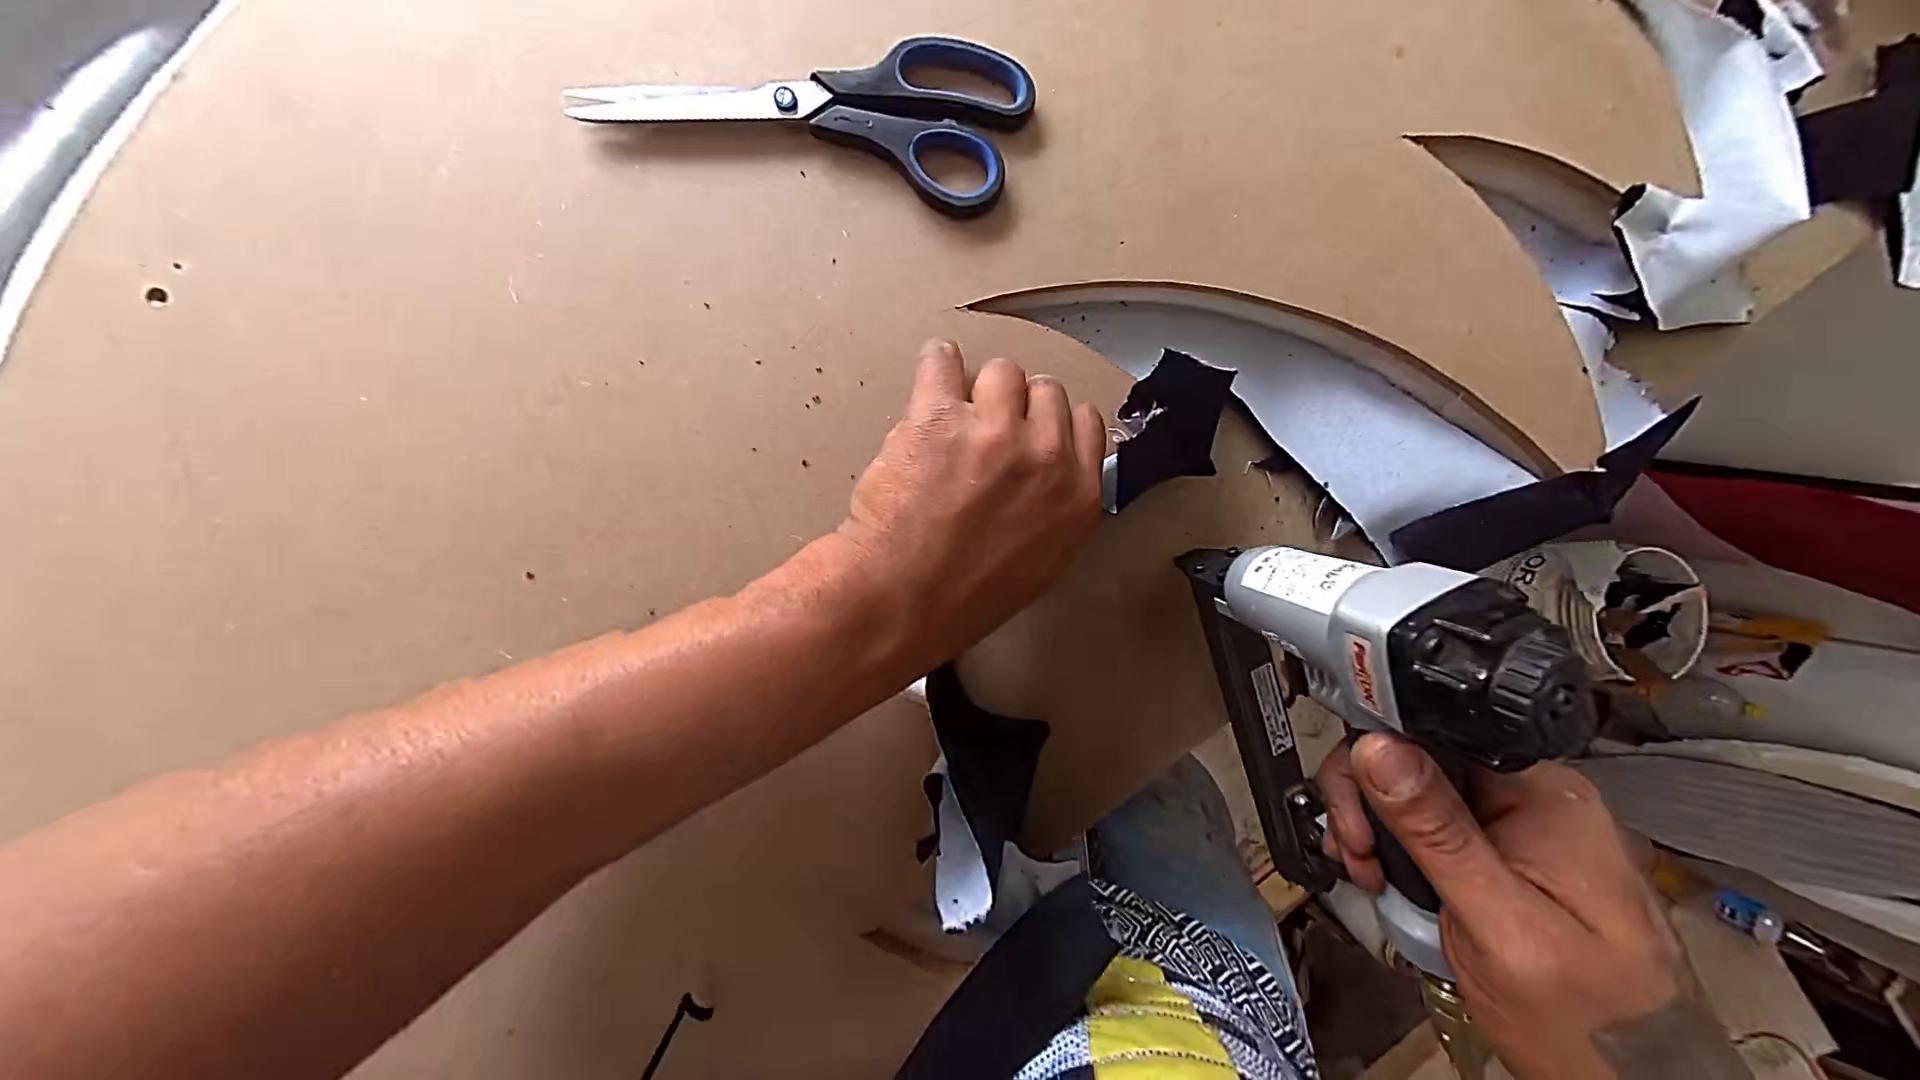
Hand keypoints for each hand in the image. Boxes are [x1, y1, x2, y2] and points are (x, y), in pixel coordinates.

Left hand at [836, 339, 1105, 664]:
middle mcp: (1044, 458)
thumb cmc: (963, 597)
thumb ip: (1057, 509)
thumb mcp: (1041, 563)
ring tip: (952, 417)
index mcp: (1076, 495)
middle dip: (1017, 406)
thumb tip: (1053, 473)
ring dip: (979, 389)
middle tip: (985, 432)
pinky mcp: (940, 418)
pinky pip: (943, 360)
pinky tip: (930, 379)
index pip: (1085, 422)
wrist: (900, 600)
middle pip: (1045, 391)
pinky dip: (936, 364)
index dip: (1052, 423)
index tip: (1031, 429)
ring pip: (1001, 372)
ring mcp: (993, 433)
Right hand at [1319, 736, 1689, 1079]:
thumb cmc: (1588, 1022)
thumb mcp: (1502, 924)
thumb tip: (1377, 747)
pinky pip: (1416, 818)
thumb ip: (1437, 832)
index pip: (1428, 733)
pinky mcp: (1489, 845)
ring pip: (1402, 785)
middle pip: (1408, 756)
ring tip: (1369, 872)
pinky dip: (1386, 843)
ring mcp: (1508, 821)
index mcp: (1542, 795)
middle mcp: (1526, 795)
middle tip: (1356, 852)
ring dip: (1368, 826)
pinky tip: (1383, 874)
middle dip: (1363, 801)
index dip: (1372, 759)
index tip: (1352, 814)